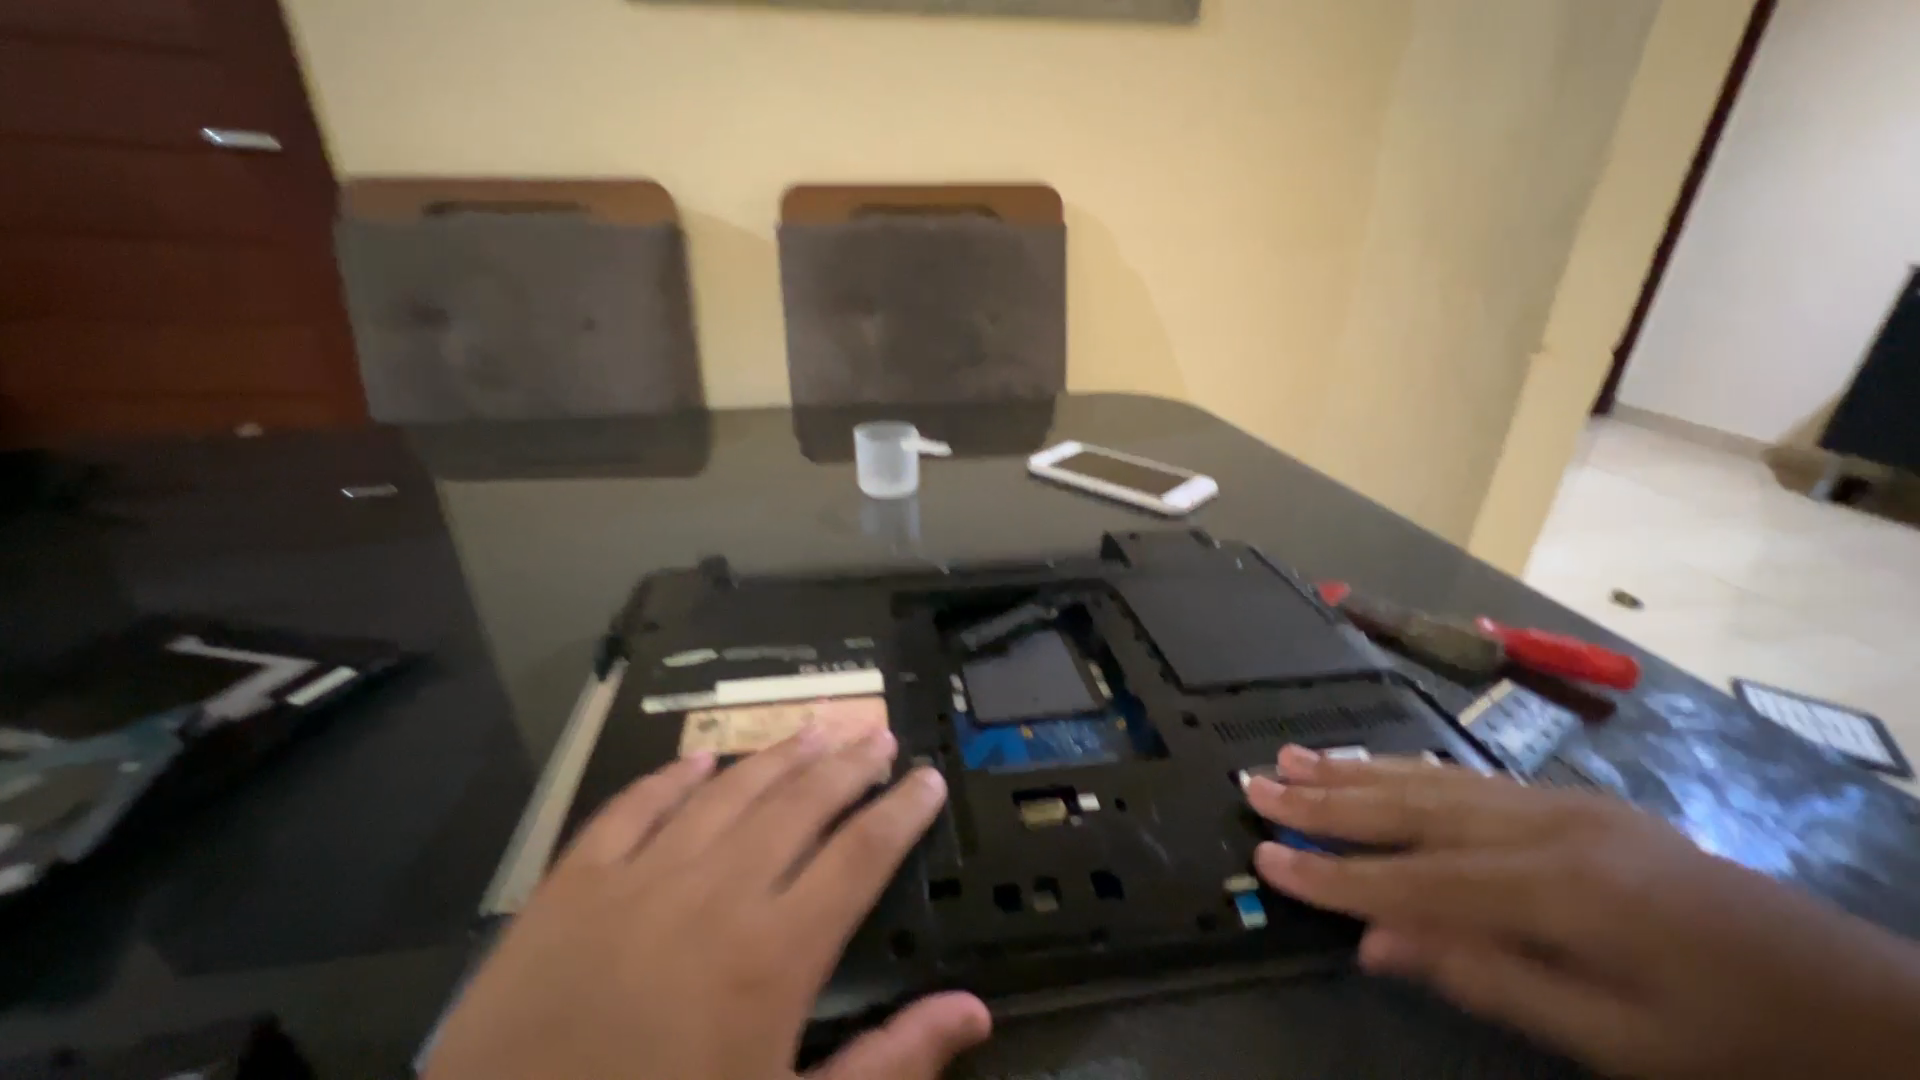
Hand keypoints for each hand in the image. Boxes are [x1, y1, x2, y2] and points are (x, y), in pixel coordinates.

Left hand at [424, 727, 990, 1079]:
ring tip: (817, 728)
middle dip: (850, 764)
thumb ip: (888, 1061)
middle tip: (879, 735)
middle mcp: (716, 893)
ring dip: (778, 756)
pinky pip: (631, 808)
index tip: (928, 780)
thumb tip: (971, 1010)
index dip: (903, 811)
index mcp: (774, 953)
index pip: (861, 855)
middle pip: (800, 804)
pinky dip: (670, 779)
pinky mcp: (571, 885)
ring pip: (728, 792)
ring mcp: (638, 879)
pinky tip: (698, 760)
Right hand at [1246, 746, 1919, 1079]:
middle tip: (1256, 780)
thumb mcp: (1620, 1042)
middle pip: (1414, 808)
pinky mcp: (1583, 805)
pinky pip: (1476, 780)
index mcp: (1562, 890)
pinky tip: (1379, 762)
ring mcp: (1569, 807)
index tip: (1264, 855)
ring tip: (1294, 756)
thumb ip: (1490, 978)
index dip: (1334, 873)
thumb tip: (1377, 942)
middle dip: (1328, 799)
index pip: (1415, 880)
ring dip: (1358, 769)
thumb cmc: (1743, 1043)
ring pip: (1438, 780)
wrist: (1876, 1006)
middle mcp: (1552, 828)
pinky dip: (1413, 768)